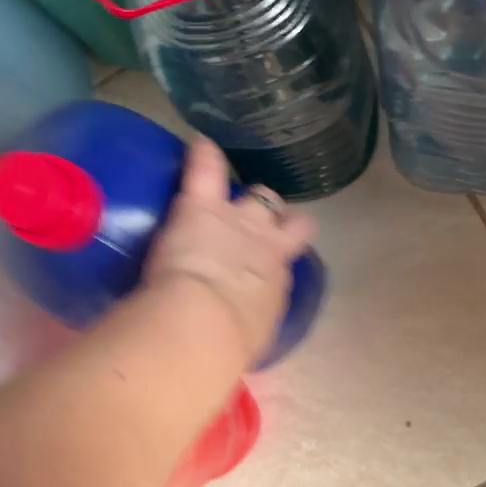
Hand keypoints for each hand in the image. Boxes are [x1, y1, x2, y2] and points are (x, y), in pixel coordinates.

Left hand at [143, 139, 318, 363]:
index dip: (279, 252)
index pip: (285, 258)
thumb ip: (249, 323)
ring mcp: (236, 221)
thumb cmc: (227, 344)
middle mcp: (266, 245)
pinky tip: (200, 143)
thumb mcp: (249, 336)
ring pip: (255, 196)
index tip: (273, 254)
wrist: (205, 320)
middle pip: (279, 220)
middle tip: (265, 220)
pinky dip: (204, 156)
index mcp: (276, 281)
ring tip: (237, 188)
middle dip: (276, 219)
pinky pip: (206, 170)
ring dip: (249, 196)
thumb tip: (241, 333)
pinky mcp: (201, 206)